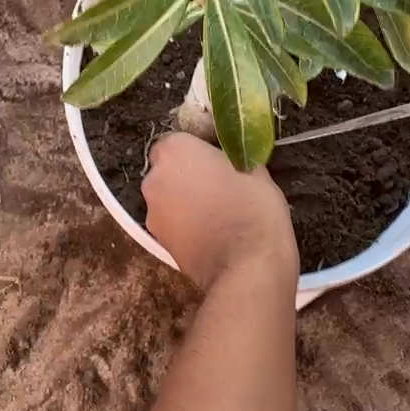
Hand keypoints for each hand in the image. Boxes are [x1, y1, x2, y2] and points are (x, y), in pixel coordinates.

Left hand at [142, 133, 296, 289]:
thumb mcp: (257, 173)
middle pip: (167, 169)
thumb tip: (236, 161)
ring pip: (167, 198)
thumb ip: (236, 160)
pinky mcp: (157, 241)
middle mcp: (155, 177)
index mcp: (176, 150)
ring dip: (184, 201)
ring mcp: (152, 211)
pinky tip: (209, 234)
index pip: (178, 141)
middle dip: (187, 175)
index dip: (197, 152)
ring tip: (215, 215)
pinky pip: (171, 223)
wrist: (247, 269)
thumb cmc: (254, 211)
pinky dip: (184, 225)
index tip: (218, 163)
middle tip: (217, 187)